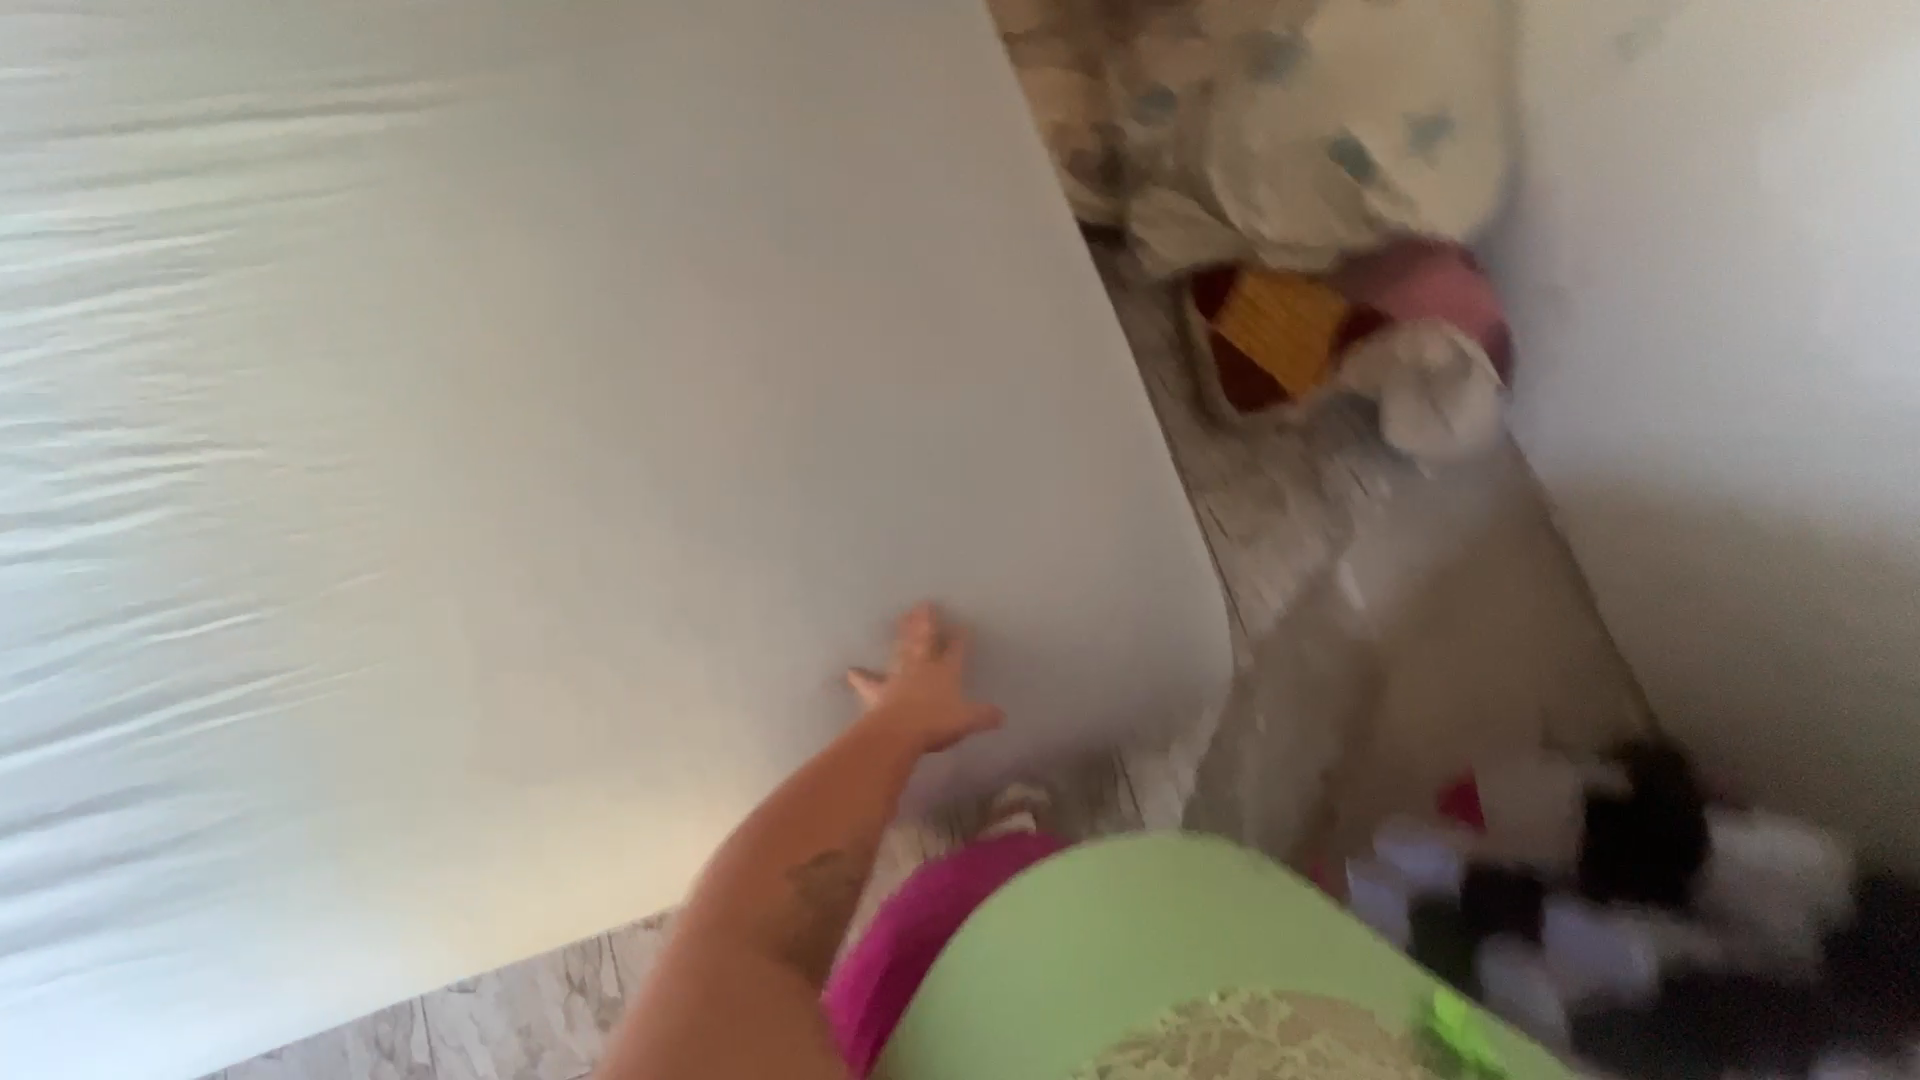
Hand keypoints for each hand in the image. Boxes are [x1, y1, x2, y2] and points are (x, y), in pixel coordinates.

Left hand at [847, 602, 1004, 753]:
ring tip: (901, 617)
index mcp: (946, 672)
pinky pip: (868, 682)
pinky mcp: (878, 690)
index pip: (955, 651)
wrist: (899, 732)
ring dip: (902, 634)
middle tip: (923, 603)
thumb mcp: (967, 721)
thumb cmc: (936, 723)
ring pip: (901, 650)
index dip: (960, 638)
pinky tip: (851, 671)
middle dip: (926, 622)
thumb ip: (984, 716)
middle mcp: (922, 668)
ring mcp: (898, 676)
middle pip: (924, 639)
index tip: (963, 625)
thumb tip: (1002, 716)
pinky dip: (861, 677)